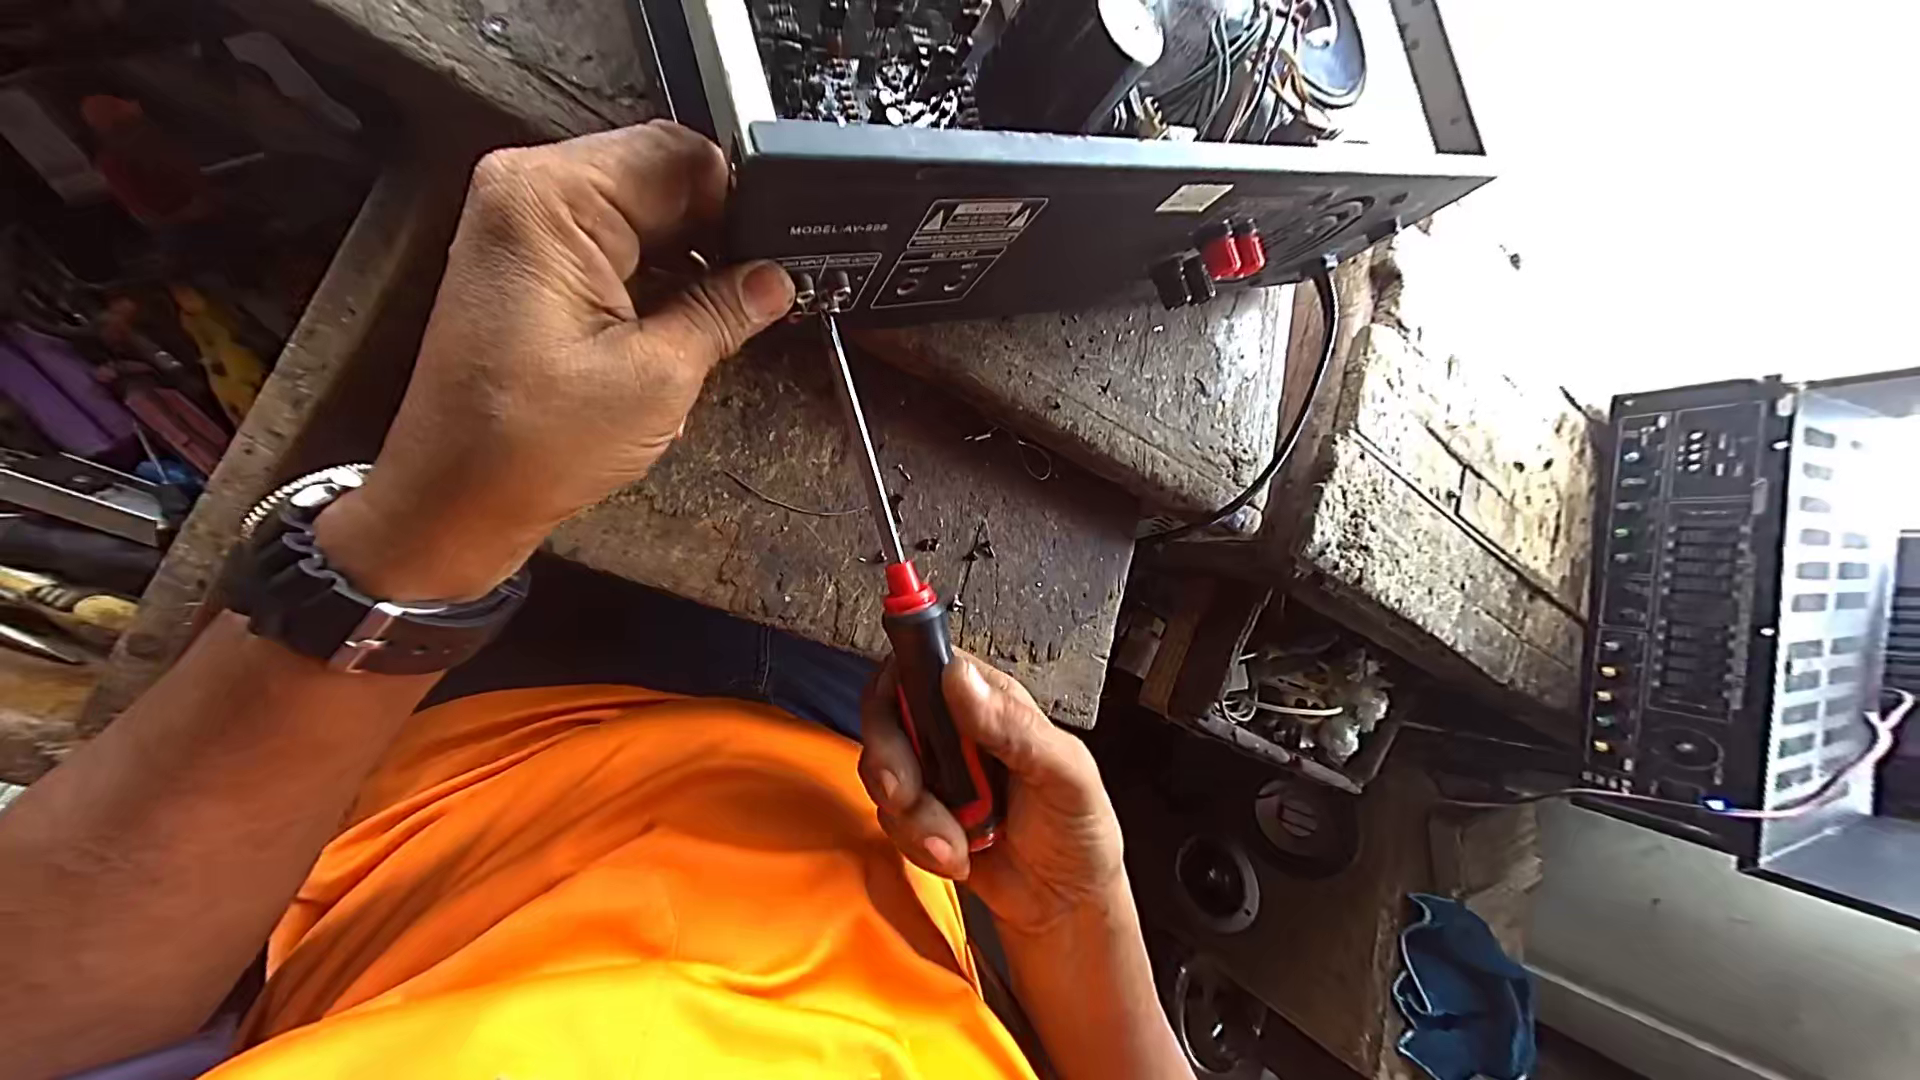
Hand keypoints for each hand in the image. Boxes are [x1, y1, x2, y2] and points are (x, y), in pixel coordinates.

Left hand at [314, 122, 794, 600]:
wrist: (465, 494)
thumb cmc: (536, 442)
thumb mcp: (659, 375)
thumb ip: (724, 313)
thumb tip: (774, 281)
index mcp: (553, 202)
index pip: (679, 158)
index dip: (742, 204)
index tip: (779, 256)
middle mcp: (534, 199)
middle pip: (664, 182)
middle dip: (723, 235)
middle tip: (765, 295)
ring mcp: (534, 233)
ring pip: (651, 218)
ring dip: (699, 262)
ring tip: (734, 317)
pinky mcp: (542, 270)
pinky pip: (627, 251)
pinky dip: (669, 280)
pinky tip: (696, 322)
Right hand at [858, 651, 1126, 937]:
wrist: (1067, 906)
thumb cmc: (1080, 829)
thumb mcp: (1063, 773)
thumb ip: (1013, 724)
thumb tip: (960, 678)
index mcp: (993, 699)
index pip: (927, 663)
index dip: (901, 682)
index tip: (901, 719)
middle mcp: (958, 727)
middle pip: (888, 713)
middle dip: (891, 759)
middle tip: (908, 793)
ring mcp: (938, 770)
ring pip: (884, 770)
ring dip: (913, 816)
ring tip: (957, 841)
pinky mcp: (924, 812)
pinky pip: (890, 817)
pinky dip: (917, 842)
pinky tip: (957, 854)